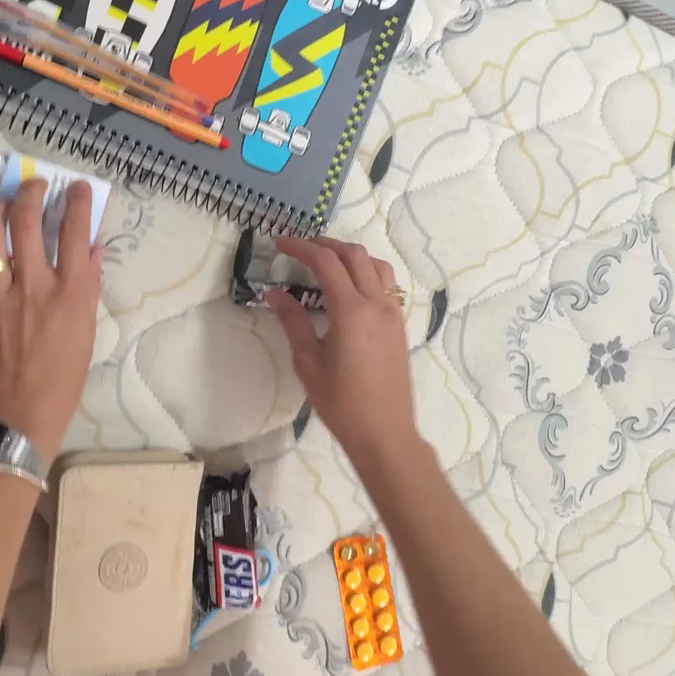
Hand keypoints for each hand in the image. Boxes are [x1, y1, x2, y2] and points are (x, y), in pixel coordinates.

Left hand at [0, 179, 101, 454]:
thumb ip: (88, 286)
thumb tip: (91, 249)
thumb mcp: (87, 330)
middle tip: (33, 185)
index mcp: (69, 293)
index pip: (75, 231)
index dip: (77, 202)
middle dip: (31, 194)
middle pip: (27, 223)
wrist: (19, 415)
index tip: (77, 187)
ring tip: (0, 205)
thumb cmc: (63, 377)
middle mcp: (33, 286)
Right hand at [264, 237, 420, 467]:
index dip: (301, 247)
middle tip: (300, 248)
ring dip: (350, 254)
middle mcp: (377, 303)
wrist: (385, 432)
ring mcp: (393, 312)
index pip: (326, 262)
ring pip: (376, 264)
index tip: (280, 243)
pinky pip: (386, 283)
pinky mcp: (400, 323)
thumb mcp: (308, 362)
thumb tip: (275, 293)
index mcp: (352, 311)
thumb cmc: (341, 403)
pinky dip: (367, 271)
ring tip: (326, 261)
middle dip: (325, 244)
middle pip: (354, 255)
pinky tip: (350, 285)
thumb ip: (293, 321)